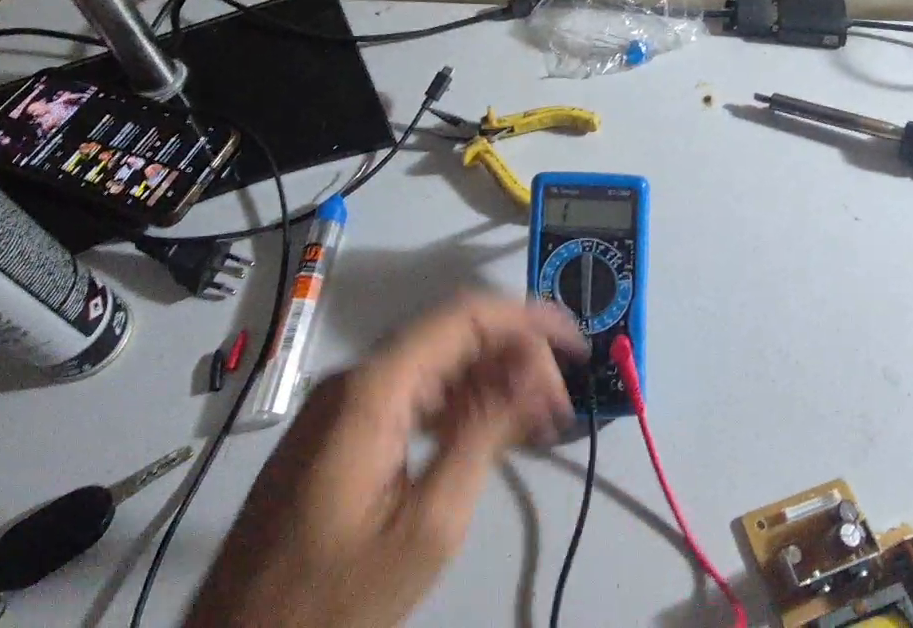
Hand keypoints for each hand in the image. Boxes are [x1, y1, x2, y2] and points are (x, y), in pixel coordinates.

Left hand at [186, 292, 585, 627]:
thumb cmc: (337, 594)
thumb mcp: (428, 524)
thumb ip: (481, 436)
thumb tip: (529, 375)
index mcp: (373, 389)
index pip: (463, 318)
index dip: (526, 319)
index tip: (575, 344)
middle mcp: (357, 378)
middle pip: (451, 337)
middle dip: (515, 357)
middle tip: (561, 405)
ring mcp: (345, 403)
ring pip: (435, 365)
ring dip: (492, 381)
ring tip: (542, 420)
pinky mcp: (342, 429)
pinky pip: (413, 396)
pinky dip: (459, 405)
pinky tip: (495, 431)